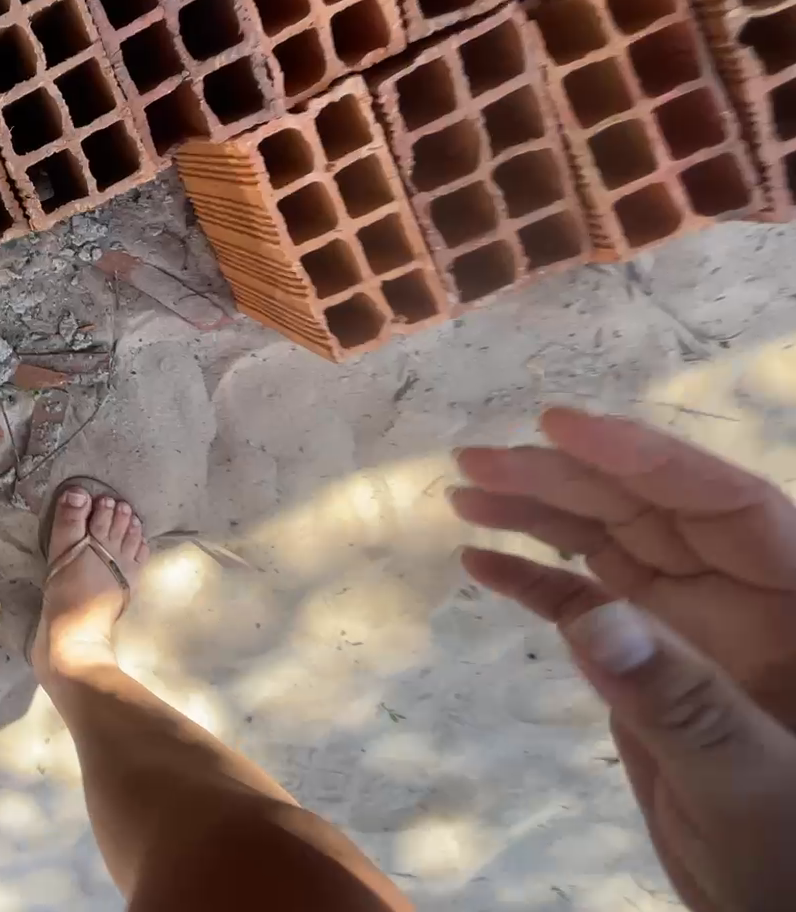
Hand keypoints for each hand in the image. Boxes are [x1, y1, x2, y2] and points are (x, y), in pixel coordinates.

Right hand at [454, 408, 795, 911]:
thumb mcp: (757, 794)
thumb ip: (685, 704)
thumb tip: (593, 615)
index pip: (731, 509)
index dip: (644, 458)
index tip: (555, 425)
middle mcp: (755, 610)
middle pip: (652, 516)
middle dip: (562, 481)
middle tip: (470, 463)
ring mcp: (701, 633)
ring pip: (613, 546)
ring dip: (537, 516)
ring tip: (462, 496)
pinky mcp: (651, 661)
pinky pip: (583, 601)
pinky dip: (531, 578)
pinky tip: (479, 562)